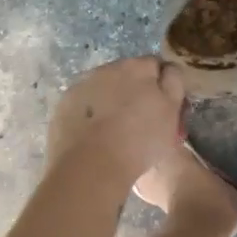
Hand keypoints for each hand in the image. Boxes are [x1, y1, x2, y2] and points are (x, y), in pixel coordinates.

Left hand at [46, 56, 187, 178]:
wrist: (89, 170)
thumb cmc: (139, 140)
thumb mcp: (172, 111)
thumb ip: (174, 82)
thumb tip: (168, 69)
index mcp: (138, 66)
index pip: (156, 66)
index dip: (161, 86)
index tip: (162, 106)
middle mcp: (108, 68)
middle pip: (128, 75)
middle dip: (134, 91)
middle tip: (139, 120)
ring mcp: (82, 86)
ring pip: (104, 89)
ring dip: (111, 101)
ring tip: (114, 130)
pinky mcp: (62, 106)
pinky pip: (84, 104)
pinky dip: (91, 114)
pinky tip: (94, 135)